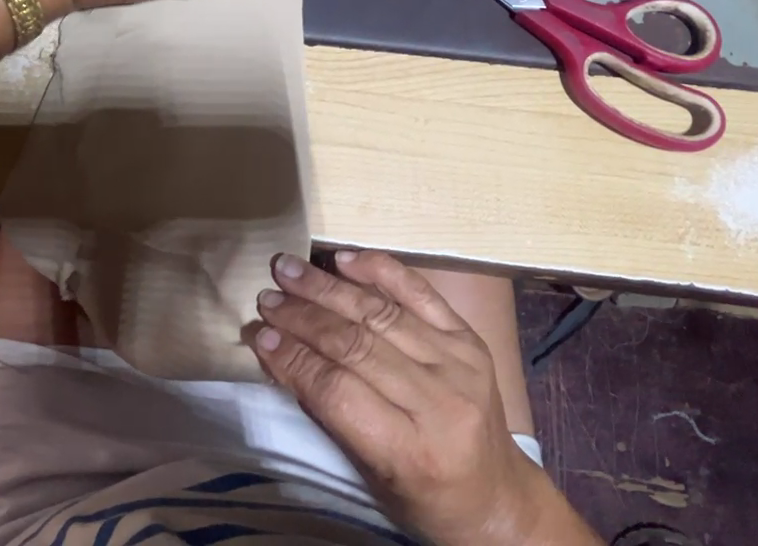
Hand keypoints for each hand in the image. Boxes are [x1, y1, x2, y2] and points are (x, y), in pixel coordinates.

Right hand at [251, 251, 600, 545]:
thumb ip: (326, 412)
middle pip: (356, 345)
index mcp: (411, 452)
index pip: (337, 391)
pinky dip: (379, 270)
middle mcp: (440, 401)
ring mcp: (459, 363)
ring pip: (379, 313)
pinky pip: (420, 293)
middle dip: (302, 317)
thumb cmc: (424, 498)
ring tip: (288, 270)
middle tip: (266, 298)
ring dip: (327, 288)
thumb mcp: (369, 474)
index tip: (258, 335)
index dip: (293, 359)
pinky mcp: (470, 338)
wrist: (499, 498)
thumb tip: (275, 350)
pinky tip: (343, 259)